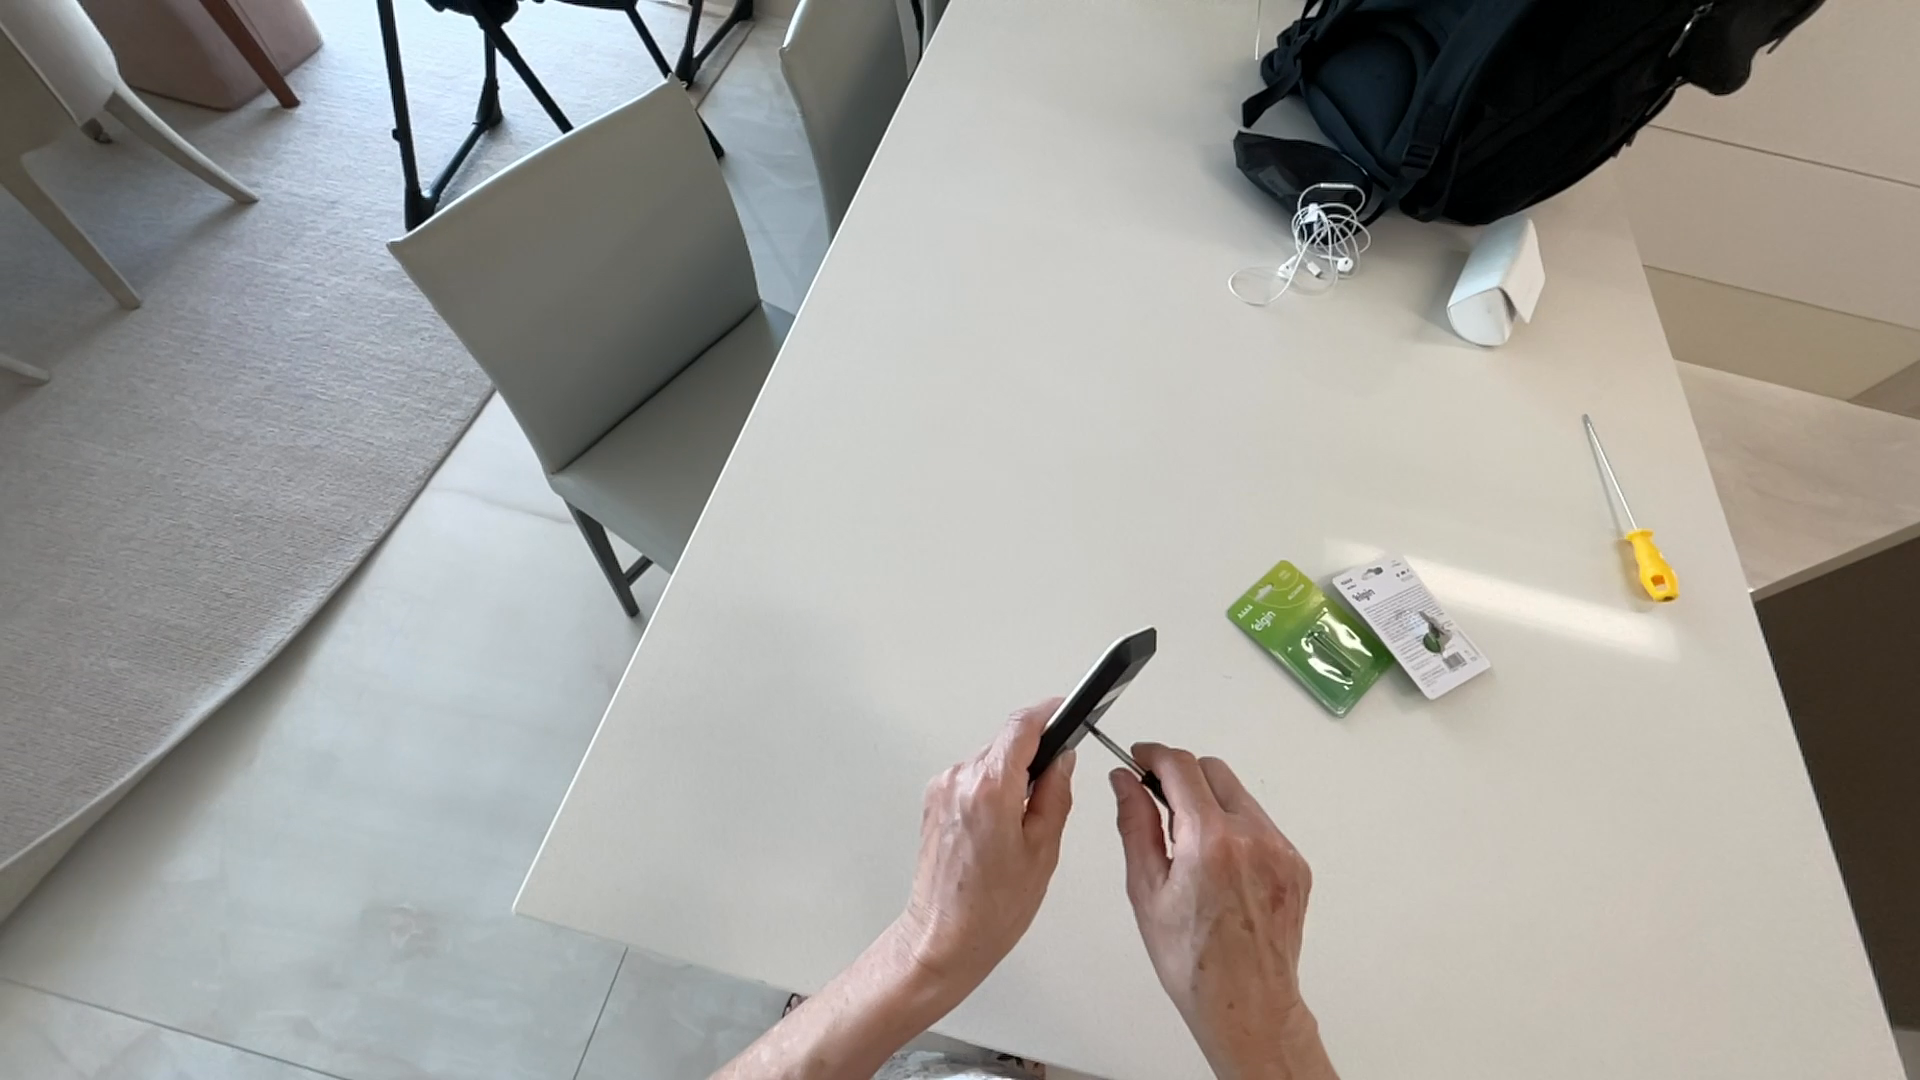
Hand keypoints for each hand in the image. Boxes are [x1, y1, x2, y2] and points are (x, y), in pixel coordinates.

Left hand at [892, 699, 1075, 1001]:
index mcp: (991, 788)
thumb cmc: (991, 909)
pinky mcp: (934, 798)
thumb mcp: (1043, 850)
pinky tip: (999, 826)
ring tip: (1021, 822)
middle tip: (1053, 787)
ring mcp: (943, 787)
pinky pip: (972, 776)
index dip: (1048, 712)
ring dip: (1011, 774)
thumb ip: (1056, 793)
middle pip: (1005, 742)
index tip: (1065, 709)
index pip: (1022, 726)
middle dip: (1033, 755)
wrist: (942, 937)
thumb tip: (1062, 759)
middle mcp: (961, 778)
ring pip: (989, 759)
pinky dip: (991, 788)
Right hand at [1111, 745, 1336, 1079]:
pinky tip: (1217, 858)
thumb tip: (1123, 780)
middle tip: (1157, 796)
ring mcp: (1279, 849)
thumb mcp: (1146, 889)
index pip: (1181, 767)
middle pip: (1212, 769)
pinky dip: (1232, 823)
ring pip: (1237, 792)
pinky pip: (1258, 821)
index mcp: (1209, 842)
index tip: (1139, 757)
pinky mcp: (1295, 864)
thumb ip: (1135, 822)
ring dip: (1207, 798)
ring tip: (1188, 836)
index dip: (1153, 754)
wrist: (1248, 1007)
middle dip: (1180, 773)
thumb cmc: (1192, 960)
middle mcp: (1251, 837)